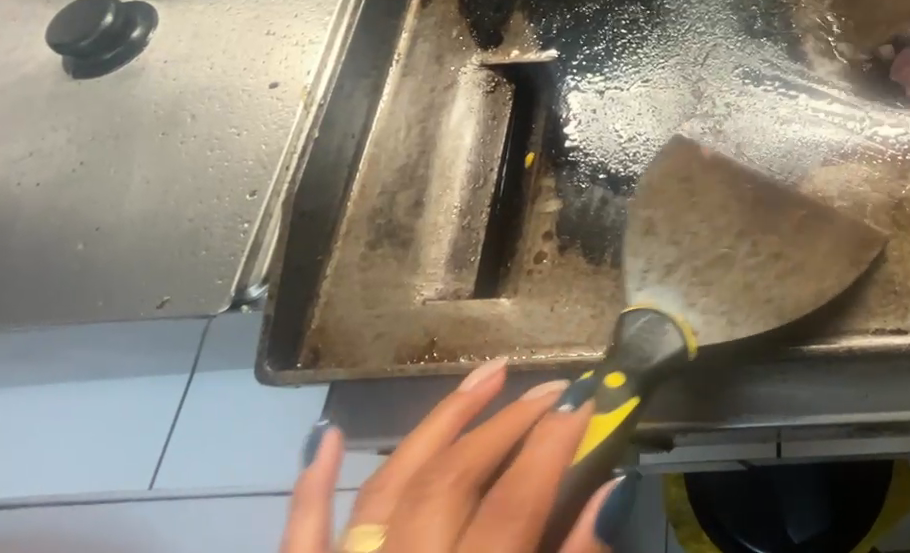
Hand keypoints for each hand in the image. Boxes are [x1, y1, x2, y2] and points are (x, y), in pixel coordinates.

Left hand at [282, 365, 631, 552]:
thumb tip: (609, 496)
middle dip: (508, 424)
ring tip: (488, 374)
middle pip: (451, 482)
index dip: (553, 446)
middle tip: (554, 390)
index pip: (513, 504)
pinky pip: (300, 536)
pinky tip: (325, 434)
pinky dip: (311, 485)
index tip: (589, 403)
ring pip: (386, 487)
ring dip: (439, 423)